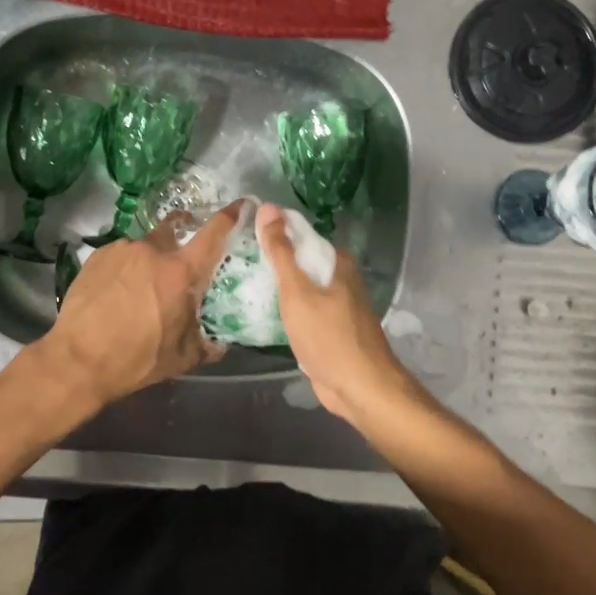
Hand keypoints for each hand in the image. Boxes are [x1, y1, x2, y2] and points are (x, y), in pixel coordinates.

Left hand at [39, 201, 243, 406]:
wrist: (78, 360)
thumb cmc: (137, 359)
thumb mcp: (181, 358)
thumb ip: (206, 345)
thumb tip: (220, 344)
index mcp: (181, 272)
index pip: (214, 233)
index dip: (229, 216)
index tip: (240, 205)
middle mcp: (153, 251)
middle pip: (175, 229)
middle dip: (182, 237)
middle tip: (179, 260)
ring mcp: (122, 249)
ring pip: (145, 245)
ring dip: (150, 259)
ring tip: (141, 287)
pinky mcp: (97, 256)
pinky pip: (120, 254)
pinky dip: (126, 267)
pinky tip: (117, 291)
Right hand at [257, 202, 425, 423]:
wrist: (359, 387)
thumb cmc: (328, 335)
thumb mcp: (297, 290)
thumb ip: (281, 251)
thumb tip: (268, 207)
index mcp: (338, 262)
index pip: (300, 235)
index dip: (273, 233)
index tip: (243, 237)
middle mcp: (341, 279)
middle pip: (300, 261)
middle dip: (272, 262)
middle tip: (236, 262)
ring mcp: (337, 305)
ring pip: (301, 288)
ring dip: (277, 288)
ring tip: (243, 284)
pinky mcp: (330, 329)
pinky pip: (303, 310)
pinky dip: (286, 310)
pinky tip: (263, 313)